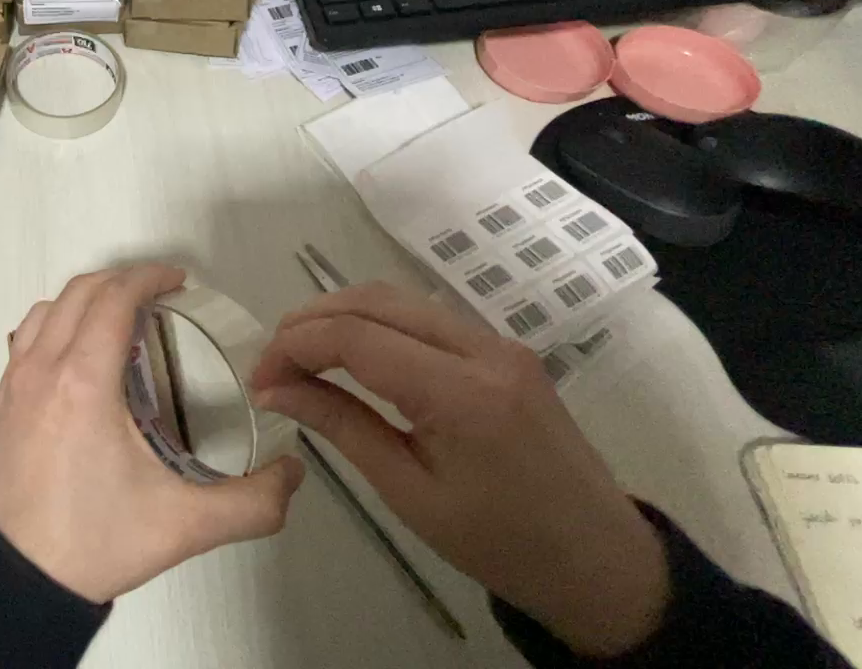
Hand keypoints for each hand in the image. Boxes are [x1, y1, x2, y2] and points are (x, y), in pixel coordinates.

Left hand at [0, 265, 305, 603]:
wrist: (14, 578)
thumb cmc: (94, 541)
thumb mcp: (184, 527)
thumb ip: (252, 503)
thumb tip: (293, 473)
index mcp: (83, 381)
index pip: (113, 298)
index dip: (148, 276)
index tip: (179, 280)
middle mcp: (43, 366)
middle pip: (80, 291)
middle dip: (122, 279)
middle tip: (161, 294)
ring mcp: (14, 379)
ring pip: (48, 307)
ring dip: (86, 296)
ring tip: (122, 315)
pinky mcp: (1, 397)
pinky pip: (26, 334)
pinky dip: (57, 320)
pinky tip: (80, 348)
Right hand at [250, 283, 669, 657]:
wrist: (603, 565)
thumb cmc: (501, 543)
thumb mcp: (408, 492)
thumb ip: (339, 425)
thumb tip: (272, 390)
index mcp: (463, 394)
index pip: (354, 337)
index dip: (293, 347)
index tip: (257, 379)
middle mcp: (483, 349)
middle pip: (371, 300)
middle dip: (308, 321)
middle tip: (271, 361)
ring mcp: (497, 342)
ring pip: (394, 297)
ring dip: (337, 314)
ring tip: (299, 353)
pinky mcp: (501, 347)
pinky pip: (420, 315)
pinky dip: (371, 321)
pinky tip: (348, 350)